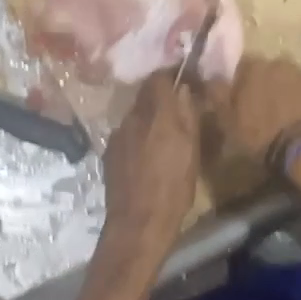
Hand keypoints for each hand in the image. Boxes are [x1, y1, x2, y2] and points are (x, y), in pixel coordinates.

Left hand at [101, 78, 199, 258]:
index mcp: (157, 114)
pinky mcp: (108, 152)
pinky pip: (126, 134)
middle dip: (160, 97)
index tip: (184, 81)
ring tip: (163, 138)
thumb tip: (183, 90)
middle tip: (177, 109)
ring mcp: (117, 134)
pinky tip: (146, 156)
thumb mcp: (192, 153)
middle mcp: (133, 118)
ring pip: (135, 115)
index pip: (159, 77)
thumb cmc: (174, 190)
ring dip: (148, 119)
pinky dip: (137, 137)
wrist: (137, 223)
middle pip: (145, 94)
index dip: (171, 75)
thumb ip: (187, 117)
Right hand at [218, 56, 300, 158]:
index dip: (235, 81)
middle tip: (255, 104)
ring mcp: (300, 72)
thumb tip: (210, 77)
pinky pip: (298, 86)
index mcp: (253, 66)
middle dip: (258, 82)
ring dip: (277, 87)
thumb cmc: (259, 133)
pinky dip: (293, 94)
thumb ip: (217, 93)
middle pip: (263, 69)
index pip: (238, 65)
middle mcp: (277, 62)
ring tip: (275, 109)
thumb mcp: (227, 118)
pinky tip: (291, 111)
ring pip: (281, 76)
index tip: (234, 96)